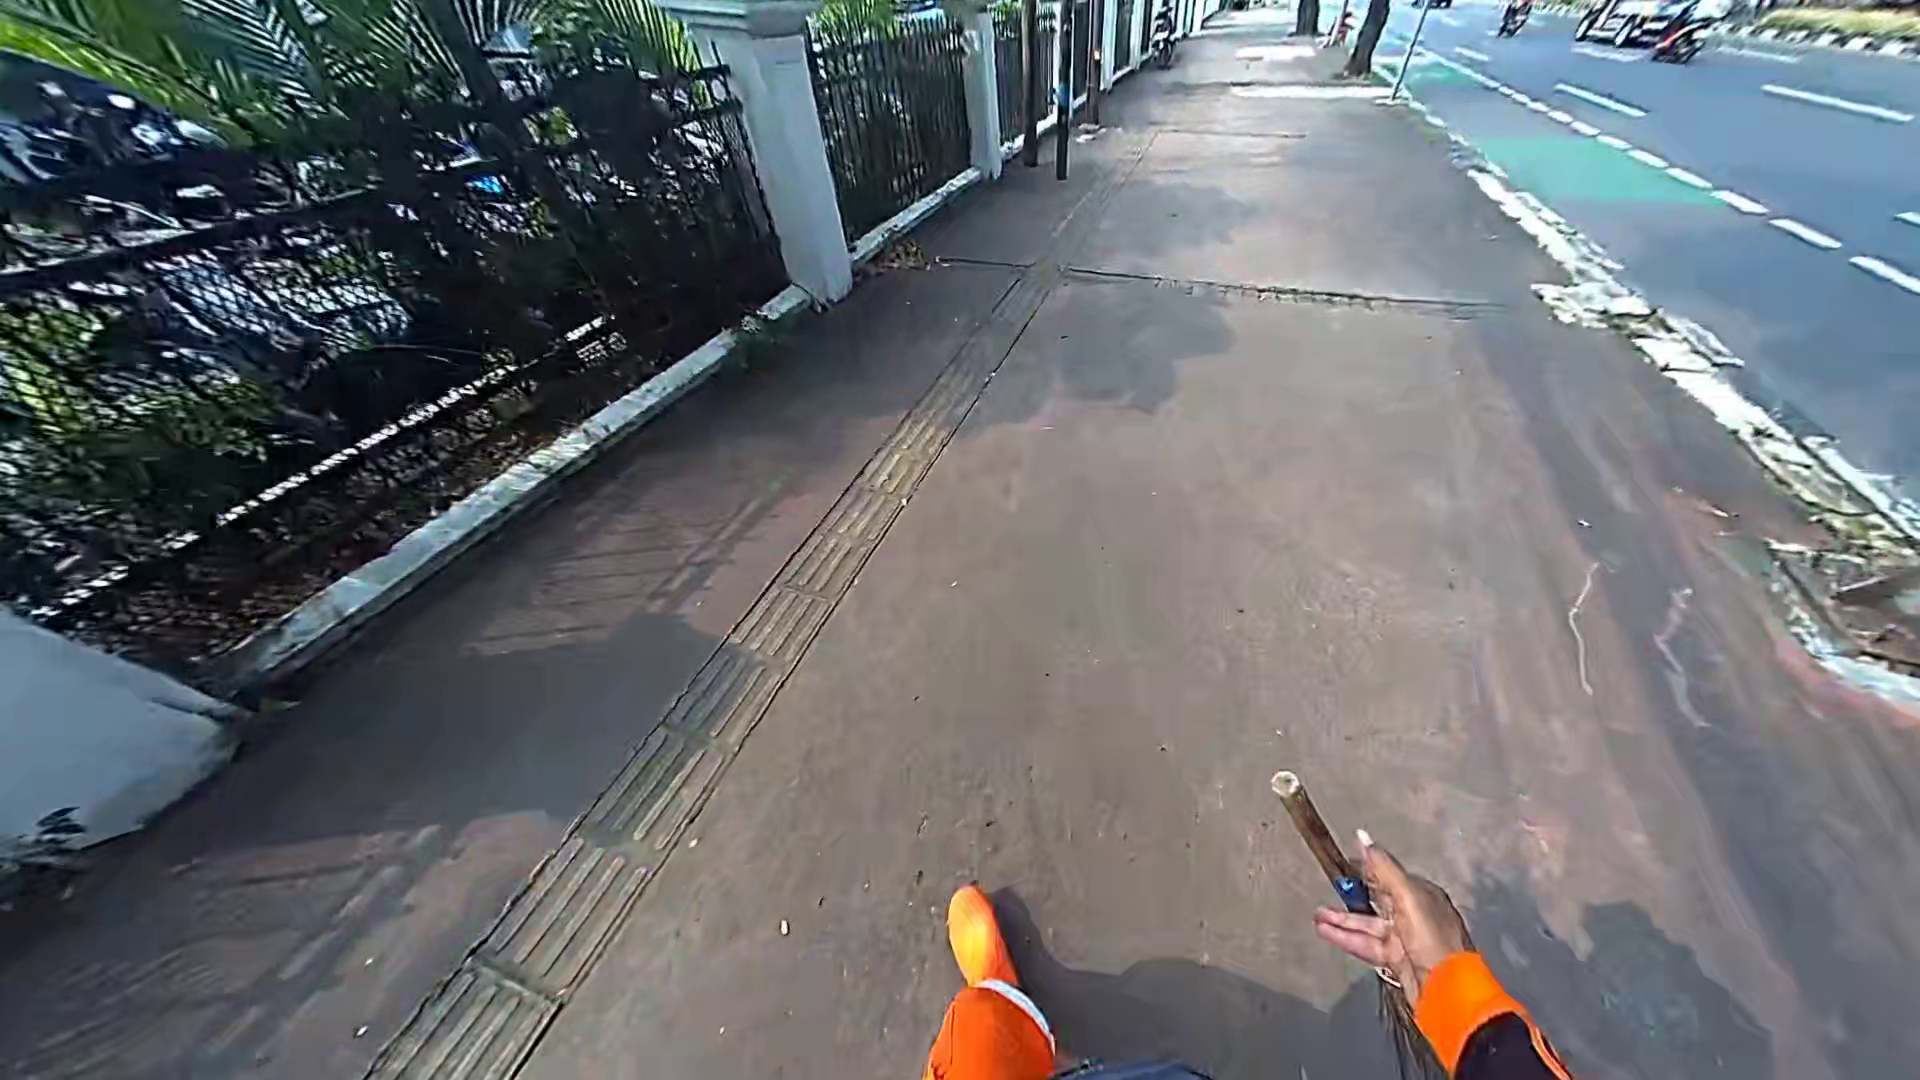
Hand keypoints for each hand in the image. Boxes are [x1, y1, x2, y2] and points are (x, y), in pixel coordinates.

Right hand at [1312, 833, 1471, 1001]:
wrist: (1447, 993)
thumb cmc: (1431, 937)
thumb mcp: (1407, 897)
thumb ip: (1382, 867)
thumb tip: (1361, 835)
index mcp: (1423, 897)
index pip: (1390, 877)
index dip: (1366, 870)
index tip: (1343, 862)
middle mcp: (1415, 916)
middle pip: (1377, 901)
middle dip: (1351, 895)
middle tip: (1328, 887)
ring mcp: (1405, 939)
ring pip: (1367, 923)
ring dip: (1342, 919)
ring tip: (1317, 916)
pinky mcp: (1395, 959)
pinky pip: (1365, 943)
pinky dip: (1345, 937)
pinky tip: (1324, 931)